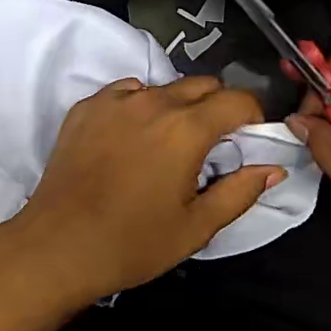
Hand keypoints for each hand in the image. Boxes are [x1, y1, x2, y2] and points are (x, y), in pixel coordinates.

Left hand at [0, 76, 280, 308]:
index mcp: (186, 129)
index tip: (251, 136)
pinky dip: (139, 105)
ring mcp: (115, 100)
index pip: (237, 99)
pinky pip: (126, 91)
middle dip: (218, 105)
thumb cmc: (133, 243)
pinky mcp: (86, 106)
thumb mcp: (196, 227)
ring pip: (163, 87)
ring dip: (177, 105)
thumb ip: (240, 192)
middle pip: (202, 84)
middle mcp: (153, 102)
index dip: (252, 114)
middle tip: (213, 142)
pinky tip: (131, 137)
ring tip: (168, 142)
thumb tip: (273, 167)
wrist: (58, 246)